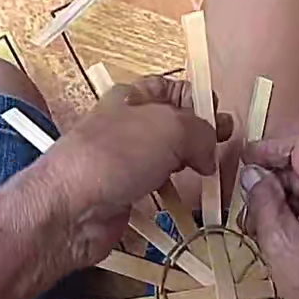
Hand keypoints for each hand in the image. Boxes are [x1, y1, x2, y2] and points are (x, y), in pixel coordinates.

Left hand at [18, 77, 228, 272]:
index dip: (198, 99)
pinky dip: (174, 194)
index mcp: (131, 98)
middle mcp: (127, 128)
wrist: (73, 209)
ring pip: (166, 160)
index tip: (220, 116)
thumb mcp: (170, 127)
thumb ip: (201, 132)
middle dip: (200, 135)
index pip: (171, 89)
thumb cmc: (117, 156)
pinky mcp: (125, 197)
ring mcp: (125, 165)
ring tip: (211, 175)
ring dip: (189, 166)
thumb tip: (210, 154)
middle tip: (225, 147)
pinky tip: (187, 200)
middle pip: (172, 126)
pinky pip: (157, 191)